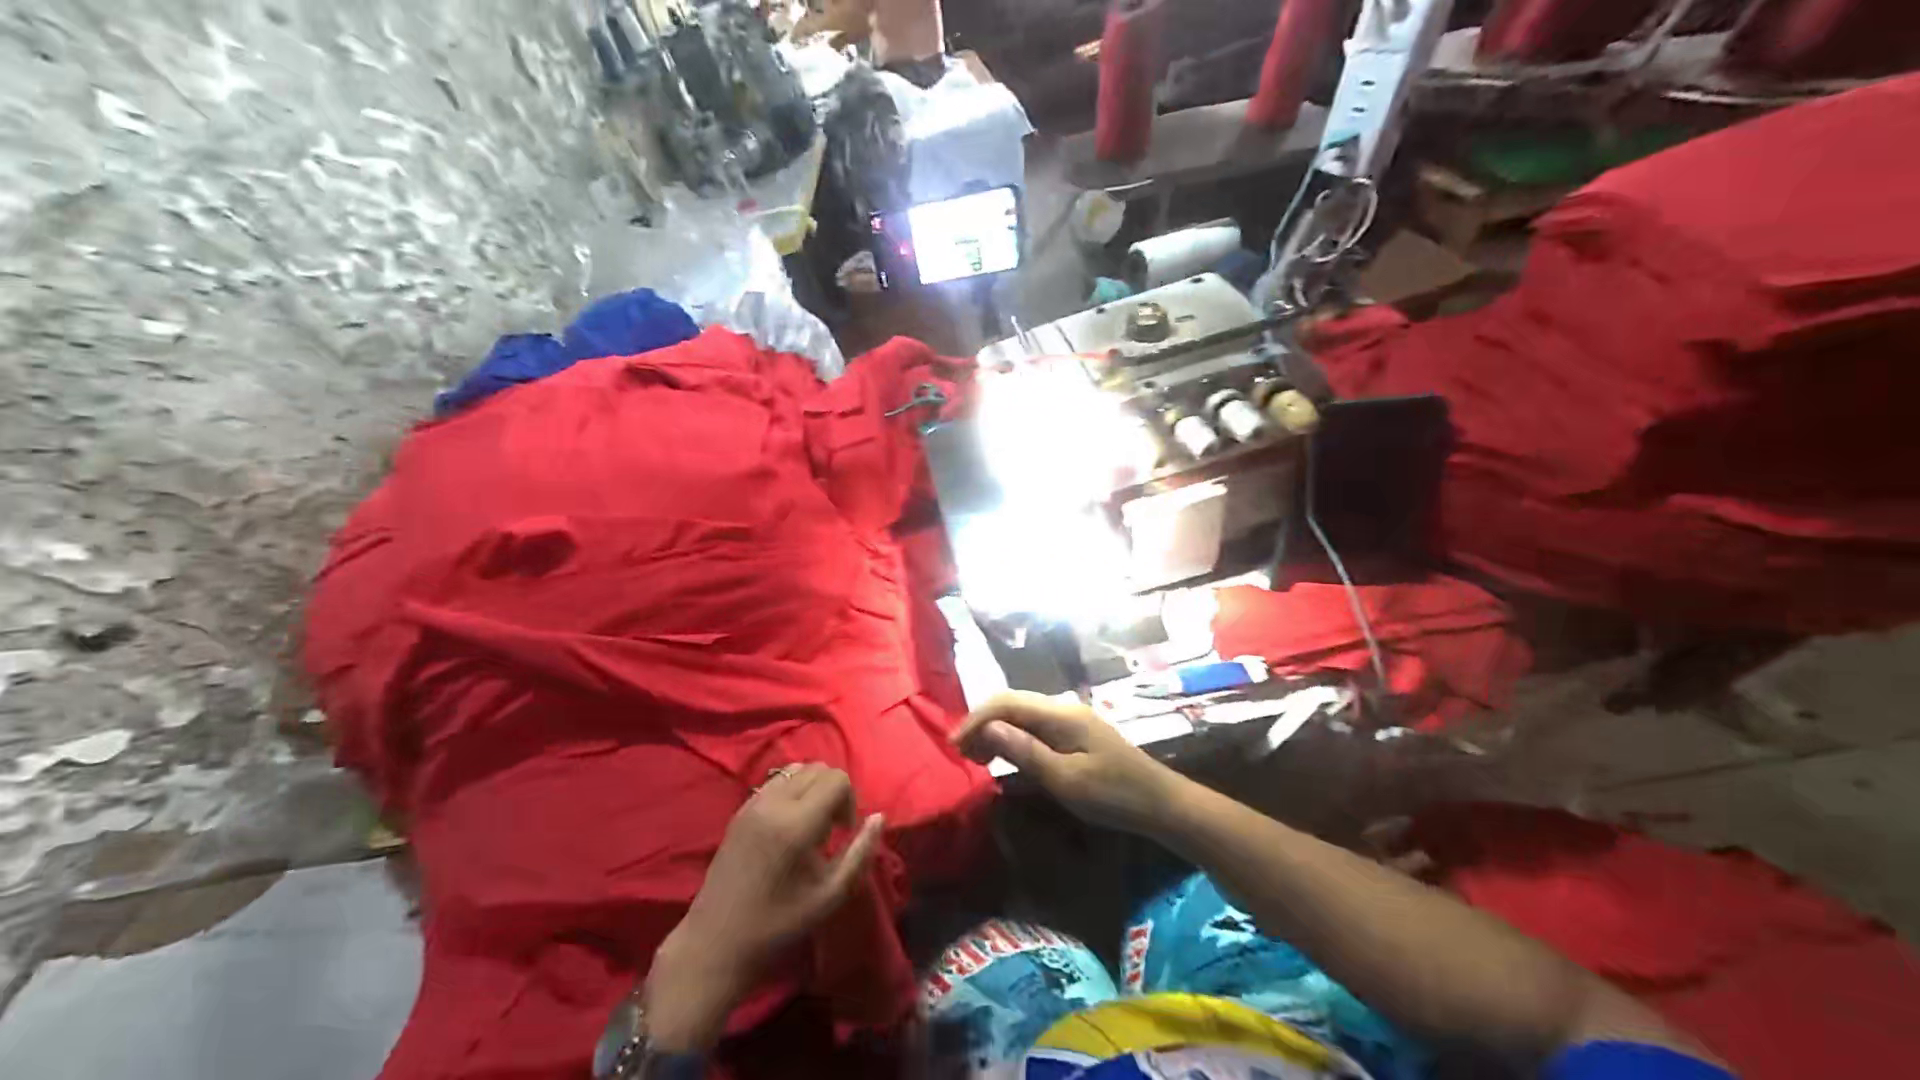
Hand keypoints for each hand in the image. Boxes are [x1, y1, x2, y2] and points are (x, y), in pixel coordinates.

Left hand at [647, 764, 883, 1052]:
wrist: (717, 942)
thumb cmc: (779, 924)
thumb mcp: (831, 895)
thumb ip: (861, 852)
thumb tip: (879, 817)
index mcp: (798, 823)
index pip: (837, 778)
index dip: (849, 801)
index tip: (842, 833)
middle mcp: (774, 803)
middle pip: (818, 768)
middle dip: (833, 791)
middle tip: (829, 830)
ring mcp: (753, 804)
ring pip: (795, 769)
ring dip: (811, 788)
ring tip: (809, 825)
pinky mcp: (739, 811)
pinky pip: (774, 781)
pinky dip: (790, 791)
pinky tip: (787, 827)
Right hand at [951, 691, 1185, 834]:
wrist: (1160, 803)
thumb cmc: (1113, 794)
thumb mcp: (1065, 779)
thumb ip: (1024, 751)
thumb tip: (987, 728)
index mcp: (1060, 714)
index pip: (1006, 702)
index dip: (976, 719)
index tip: (954, 745)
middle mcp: (1064, 708)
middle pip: (1012, 705)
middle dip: (983, 724)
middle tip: (962, 754)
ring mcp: (1072, 720)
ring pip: (1022, 715)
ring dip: (997, 731)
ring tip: (977, 758)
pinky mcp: (1076, 734)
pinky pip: (1035, 727)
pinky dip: (1014, 739)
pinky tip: (1006, 758)